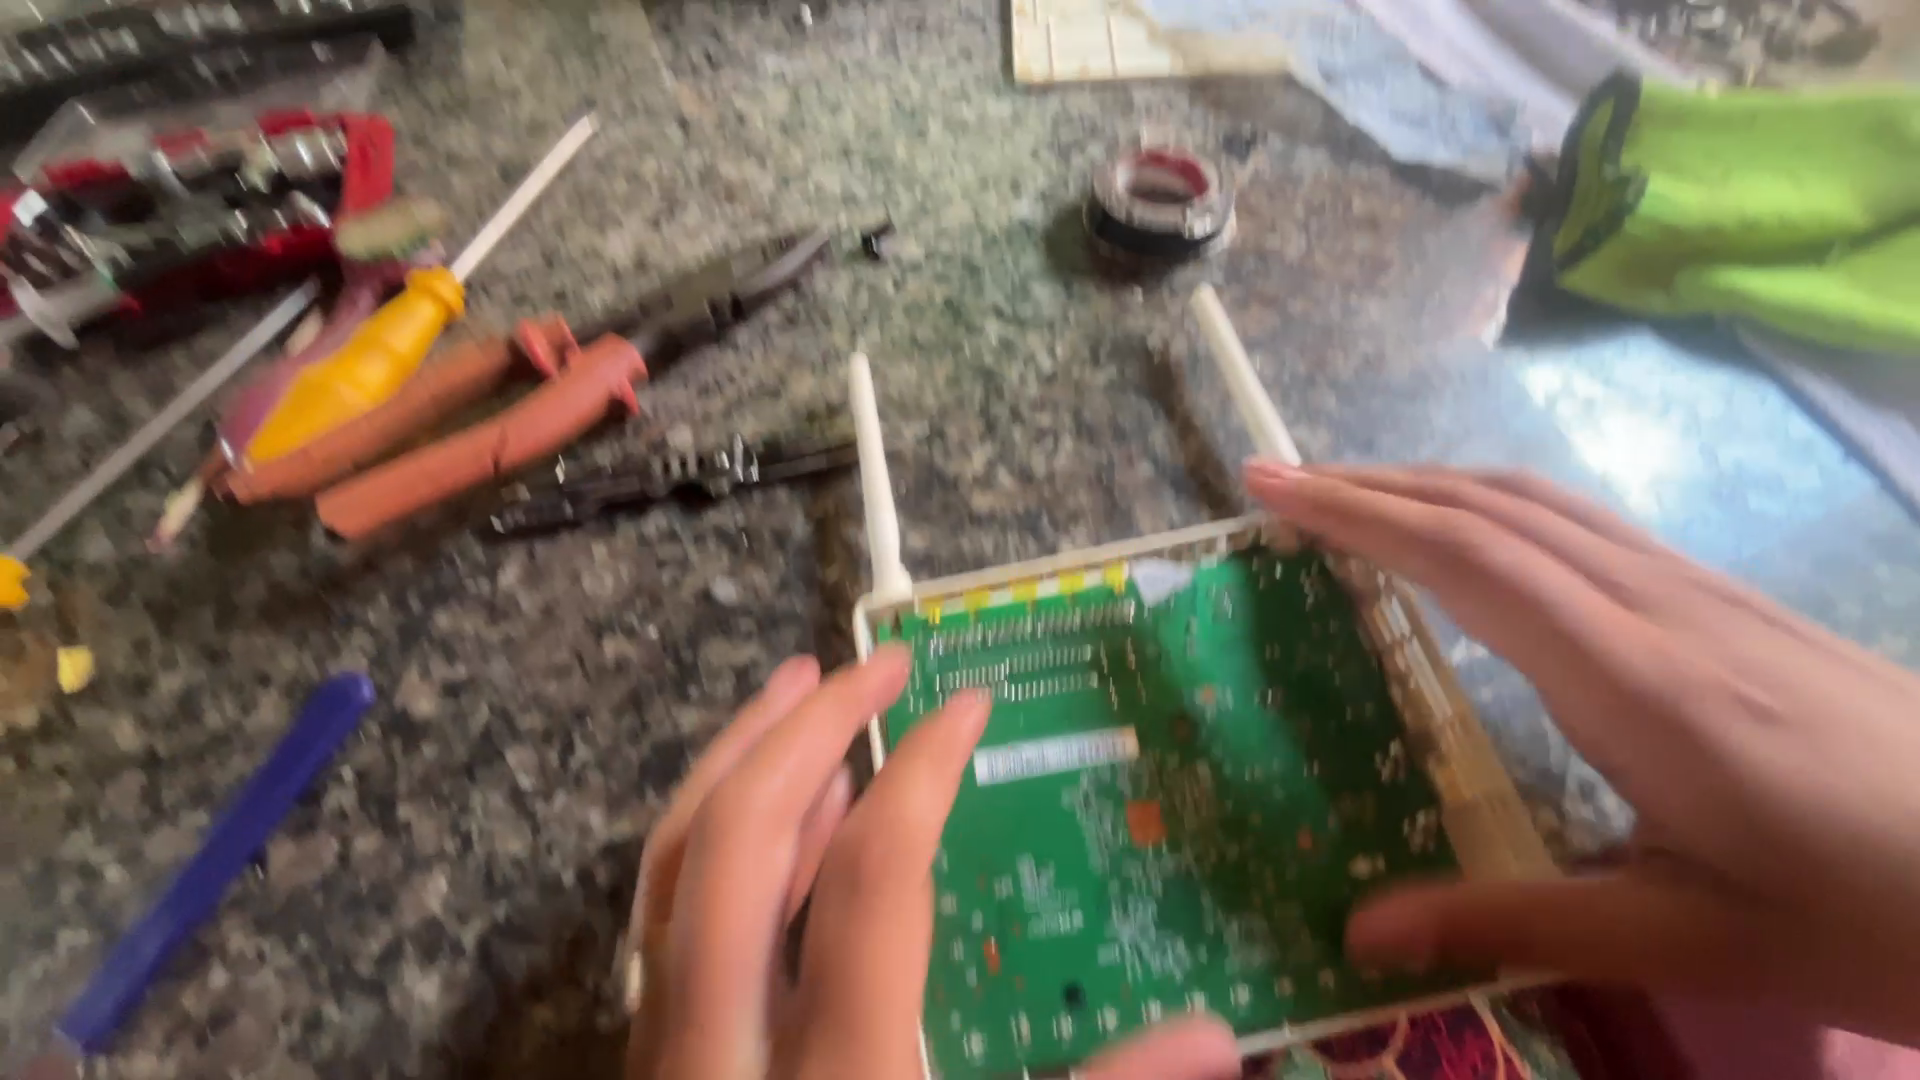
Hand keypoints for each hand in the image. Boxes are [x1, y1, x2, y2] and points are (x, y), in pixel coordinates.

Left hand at [623, 647, 1244, 1079]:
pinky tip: (777, 797)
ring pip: (677, 862)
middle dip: (809, 731)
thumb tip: (1214, 1034)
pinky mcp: (655, 1055)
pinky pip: (668, 909)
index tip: (971, 702)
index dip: (923, 771)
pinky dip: (719, 826)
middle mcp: (725, 1053)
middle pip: (738, 843)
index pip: (872, 880)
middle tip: (874, 663)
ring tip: (803, 684)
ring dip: (744, 755)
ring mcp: (670, 1049)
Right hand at [1246, 461, 1919, 1046]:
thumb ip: (1509, 921)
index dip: (1358, 515)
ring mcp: (1688, 586)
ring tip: (1338, 490)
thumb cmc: (1882, 917)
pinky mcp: (1710, 591)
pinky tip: (1452, 518)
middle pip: (1482, 506)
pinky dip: (1478, 497)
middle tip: (1273, 480)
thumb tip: (1357, 931)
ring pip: (1527, 497)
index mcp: (1632, 681)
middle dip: (1364, 482)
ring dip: (1419, 479)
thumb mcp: (1687, 942)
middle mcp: (1652, 605)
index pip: (1463, 558)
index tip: (1275, 493)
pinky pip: (1569, 515)